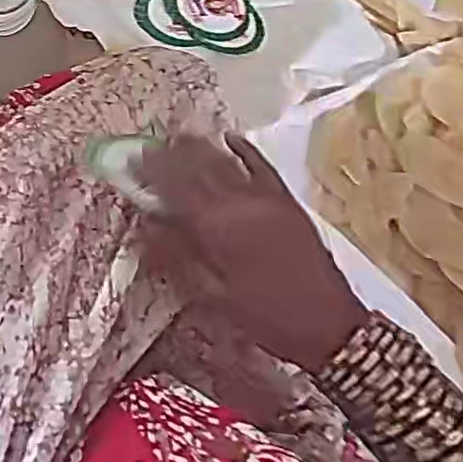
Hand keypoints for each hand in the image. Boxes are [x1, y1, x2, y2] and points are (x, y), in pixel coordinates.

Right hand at [136, 134, 370, 369]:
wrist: (331, 325)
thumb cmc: (265, 316)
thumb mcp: (213, 296)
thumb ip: (177, 256)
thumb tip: (145, 225)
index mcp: (218, 226)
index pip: (175, 188)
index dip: (151, 172)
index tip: (131, 161)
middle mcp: (239, 202)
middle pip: (197, 168)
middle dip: (169, 155)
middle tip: (147, 146)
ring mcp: (265, 197)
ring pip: (225, 162)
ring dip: (199, 147)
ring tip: (176, 137)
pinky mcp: (285, 200)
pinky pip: (261, 165)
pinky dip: (244, 149)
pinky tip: (229, 137)